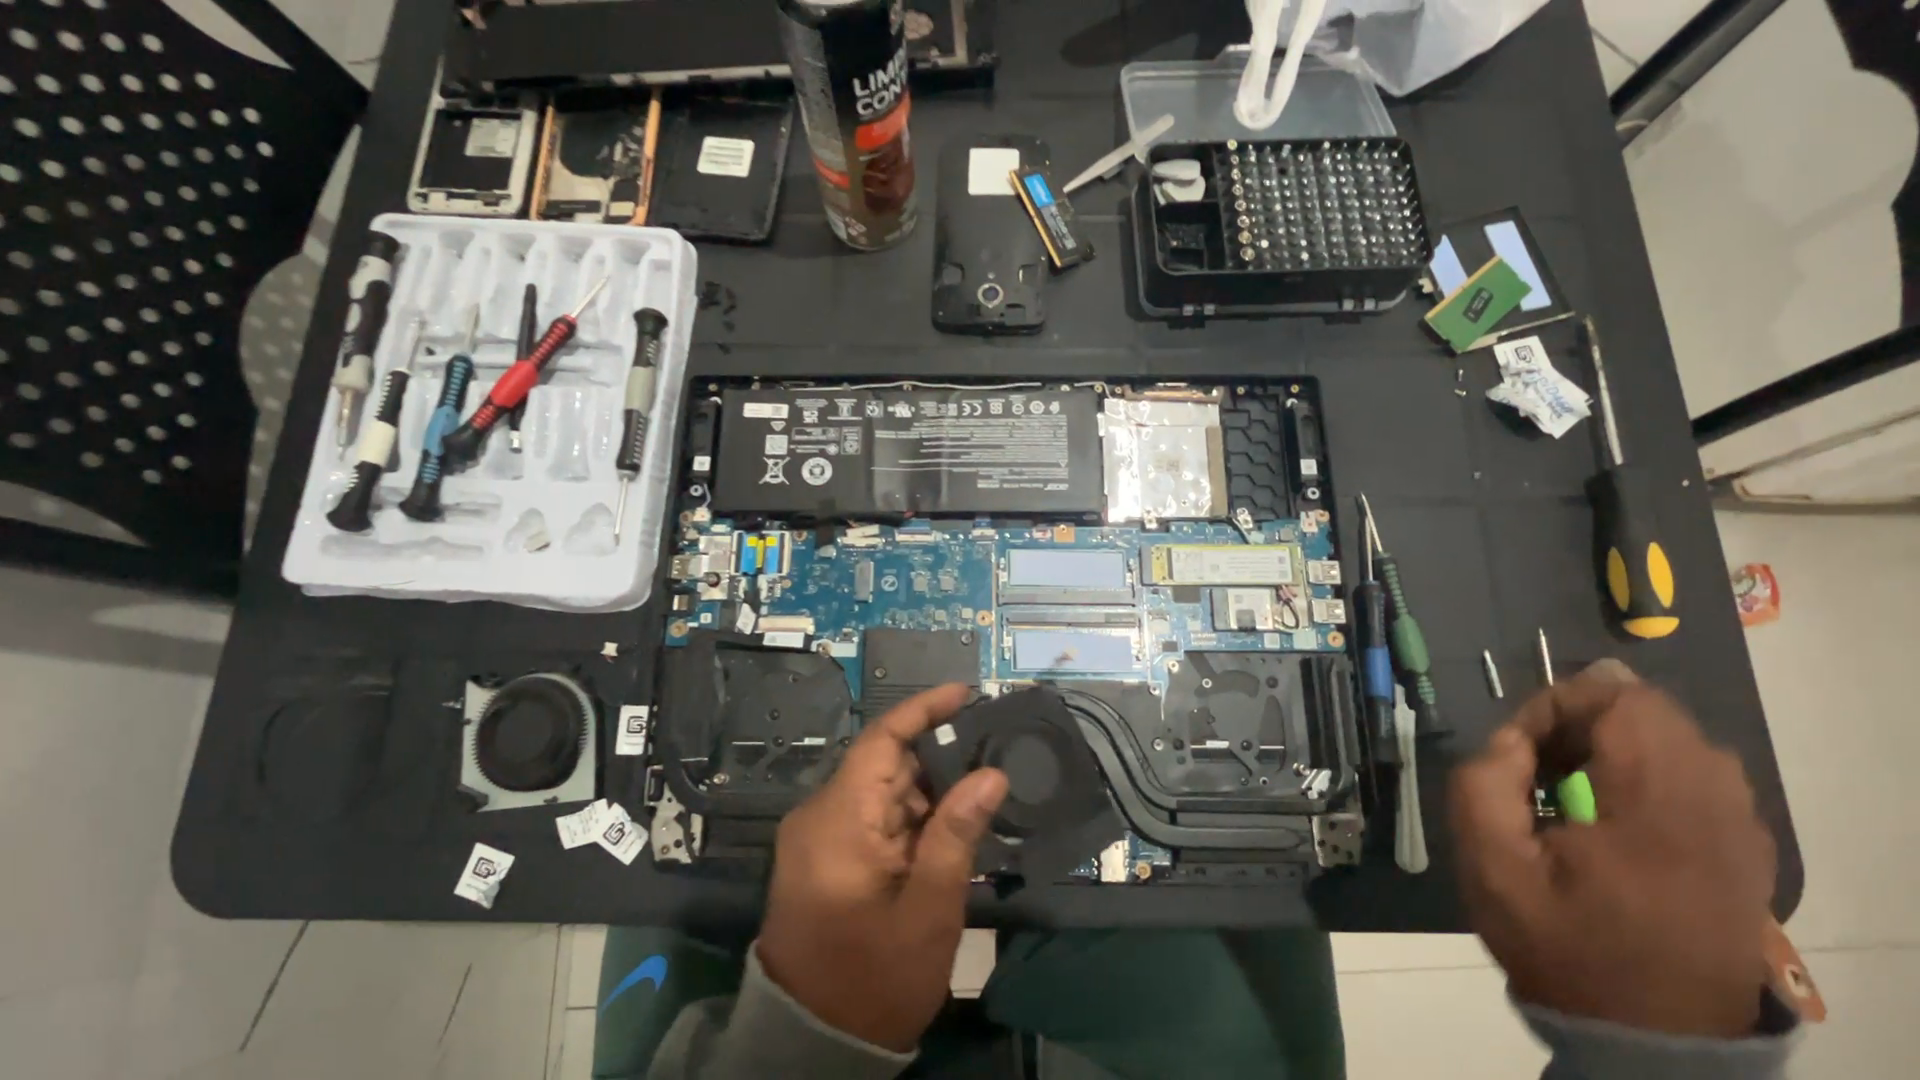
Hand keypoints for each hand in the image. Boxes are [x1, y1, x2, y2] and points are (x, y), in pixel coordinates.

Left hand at [757, 683, 1008, 1052]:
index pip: (881, 740)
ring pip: (882, 793)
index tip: (967, 691)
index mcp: (838, 820)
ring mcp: (819, 838)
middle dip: (939, 757)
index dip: (923, 710)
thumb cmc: (874, 979)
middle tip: (996, 753)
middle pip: (884, 765)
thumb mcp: (928, 910)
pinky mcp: (825, 859)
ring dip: (929, 792)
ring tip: (985, 789)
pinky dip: (912, 820)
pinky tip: (953, 826)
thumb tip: (991, 774)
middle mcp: (820, 816)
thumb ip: (956, 834)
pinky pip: (872, 820)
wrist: (810, 1043)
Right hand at [1449, 660, 1775, 1037]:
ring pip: (1678, 737)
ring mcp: (1741, 826)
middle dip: (1582, 718)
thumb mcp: (1491, 868)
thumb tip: (1512, 740)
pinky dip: (1650, 769)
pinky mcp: (1746, 847)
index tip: (1517, 748)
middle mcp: (1716, 803)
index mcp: (1657, 806)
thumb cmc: (1566, 948)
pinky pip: (1699, 773)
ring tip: (1571, 784)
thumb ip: (1482, 784)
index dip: (1557, 702)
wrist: (1655, 1038)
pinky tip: (1615, 812)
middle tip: (1537, 763)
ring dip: (1616, 742)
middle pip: (1652, 711)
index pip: (1620, 699)